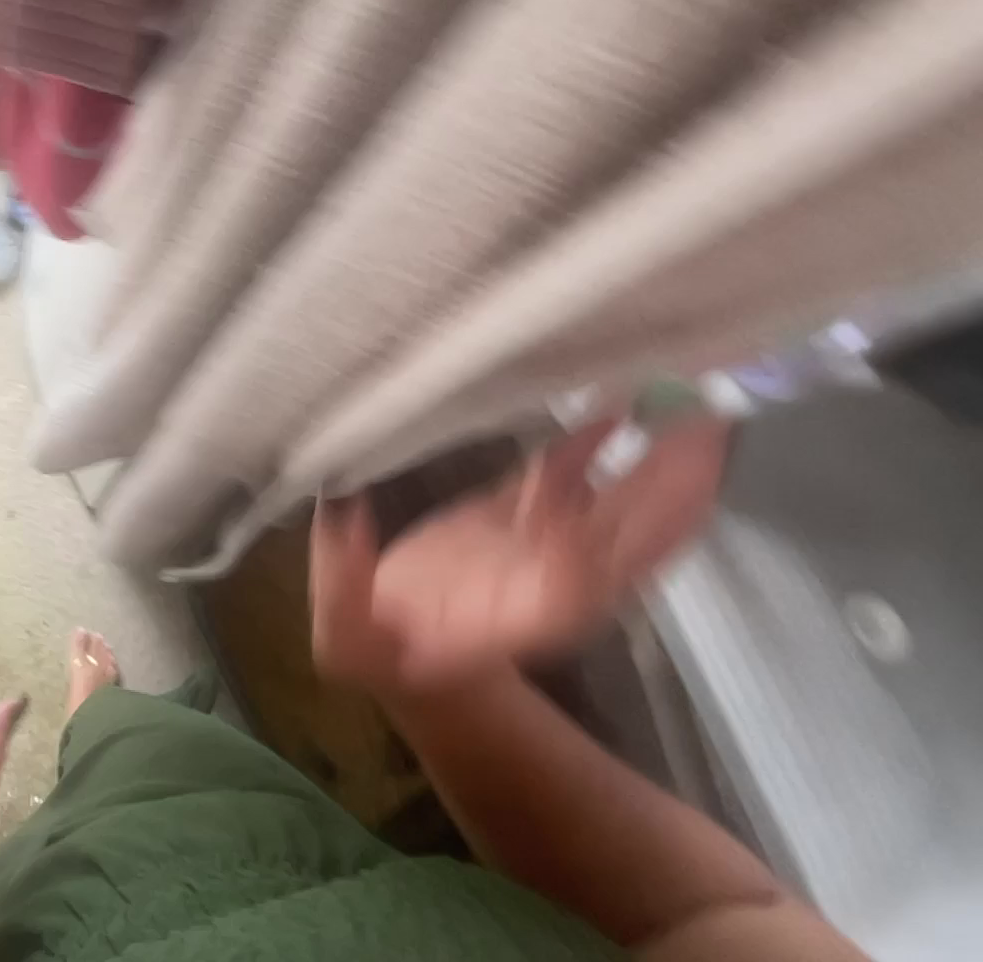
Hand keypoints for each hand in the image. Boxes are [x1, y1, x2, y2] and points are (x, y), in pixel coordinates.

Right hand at [311, 417, 729, 694]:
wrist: (398, 655)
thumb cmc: (373, 653)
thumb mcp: (346, 636)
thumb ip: (342, 577)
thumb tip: (341, 500)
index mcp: (524, 614)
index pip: (583, 572)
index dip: (592, 525)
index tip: (588, 467)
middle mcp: (558, 579)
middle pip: (644, 532)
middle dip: (681, 477)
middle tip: (702, 406)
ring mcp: (547, 545)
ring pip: (627, 501)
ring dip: (662, 453)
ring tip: (675, 386)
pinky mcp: (523, 518)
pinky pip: (574, 477)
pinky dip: (595, 443)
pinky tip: (604, 403)